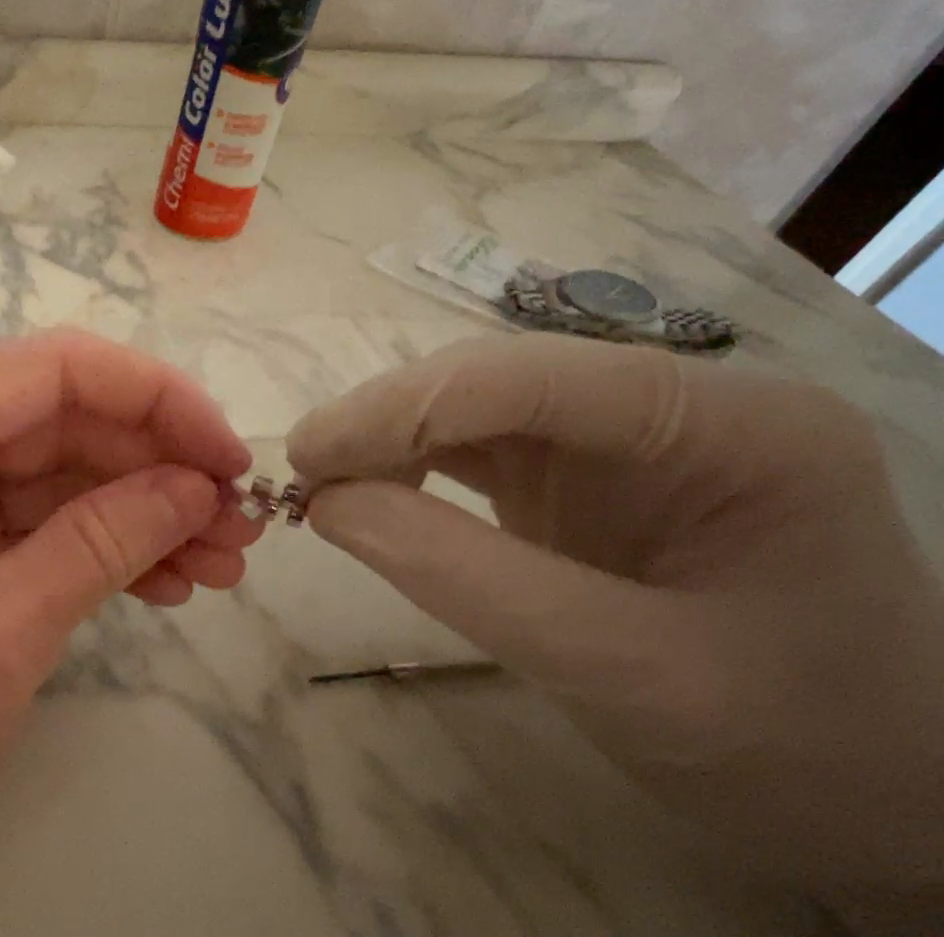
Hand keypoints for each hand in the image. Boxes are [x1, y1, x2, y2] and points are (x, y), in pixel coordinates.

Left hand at [0, 329, 259, 916]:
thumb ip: (99, 544)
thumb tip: (193, 486)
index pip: (61, 370)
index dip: (159, 401)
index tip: (231, 459)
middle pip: (65, 420)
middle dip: (159, 467)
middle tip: (240, 527)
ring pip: (58, 475)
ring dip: (140, 512)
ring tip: (218, 564)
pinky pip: (33, 525)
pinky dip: (97, 548)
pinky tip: (159, 582)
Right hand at [288, 334, 943, 928]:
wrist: (885, 806)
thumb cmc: (789, 745)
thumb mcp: (622, 670)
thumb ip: (465, 576)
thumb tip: (325, 505)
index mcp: (731, 426)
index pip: (534, 377)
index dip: (403, 407)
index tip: (305, 458)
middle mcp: (679, 407)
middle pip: (498, 379)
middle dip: (388, 420)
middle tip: (299, 479)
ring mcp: (632, 439)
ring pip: (476, 407)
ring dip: (390, 440)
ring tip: (321, 489)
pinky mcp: (592, 476)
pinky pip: (482, 451)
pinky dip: (412, 469)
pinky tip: (370, 496)